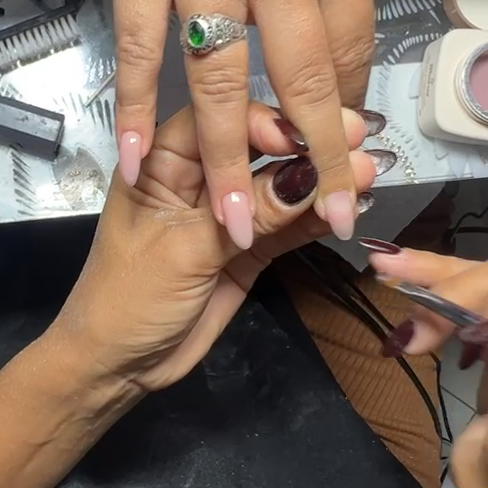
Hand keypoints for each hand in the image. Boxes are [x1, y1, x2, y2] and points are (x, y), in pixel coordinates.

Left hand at [51, 104, 380, 394]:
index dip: (262, 121)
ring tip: (366, 174)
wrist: (121, 366)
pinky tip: (350, 207)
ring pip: (278, 187)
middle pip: (256, 149)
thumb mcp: (186, 250)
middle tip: (356, 139)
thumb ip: (251, 215)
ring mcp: (226, 213)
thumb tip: (311, 177)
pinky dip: (316, 218)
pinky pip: (287, 226)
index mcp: (161, 162)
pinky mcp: (247, 247)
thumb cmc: (130, 297)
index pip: (216, 123)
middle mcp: (197, 178)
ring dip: (320, 182)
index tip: (303, 134)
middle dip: (303, 146)